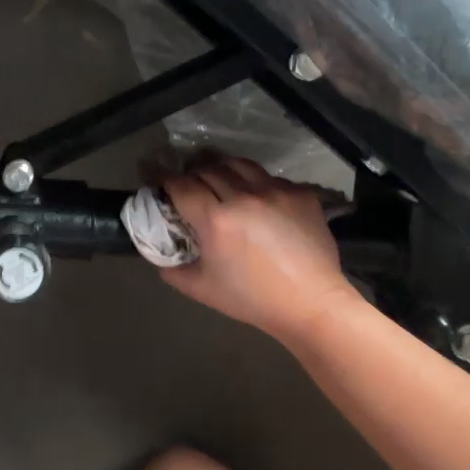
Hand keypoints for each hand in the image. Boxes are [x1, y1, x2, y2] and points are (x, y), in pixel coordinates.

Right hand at [160, 158, 361, 339]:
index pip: (181, 184)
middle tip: (192, 188)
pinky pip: (271, 178)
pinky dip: (258, 185)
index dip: (166, 179)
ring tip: (223, 185)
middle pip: (208, 169)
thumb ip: (171, 269)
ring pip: (239, 165)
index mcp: (215, 219)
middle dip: (194, 176)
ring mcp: (275, 191)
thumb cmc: (252, 299)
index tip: (161, 181)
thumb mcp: (201, 289)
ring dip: (224, 171)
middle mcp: (243, 197)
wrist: (312, 304)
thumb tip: (157, 252)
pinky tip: (260, 203)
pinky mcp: (300, 193)